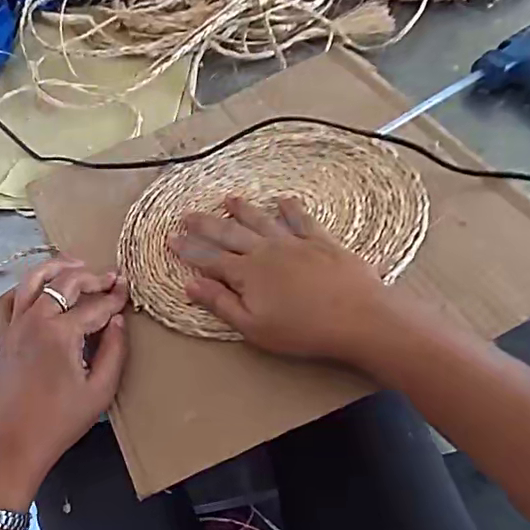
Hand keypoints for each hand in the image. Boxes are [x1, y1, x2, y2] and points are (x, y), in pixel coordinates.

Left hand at [0, 258, 128, 509]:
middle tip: (111, 277)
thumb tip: (118, 321)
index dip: (115, 297)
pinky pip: (7, 301)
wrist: (14, 442)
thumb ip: (114, 351)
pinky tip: (37, 291)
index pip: (95, 305)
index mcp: (61, 333)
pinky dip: (22, 290)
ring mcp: (14, 326)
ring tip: (75, 264)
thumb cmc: (60, 420)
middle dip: (92, 276)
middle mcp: (35, 320)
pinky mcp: (2, 337)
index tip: (128, 290)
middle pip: (65, 282)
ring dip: (56, 268)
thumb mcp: (100, 390)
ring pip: (32, 281)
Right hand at [171, 195, 420, 365]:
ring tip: (228, 199)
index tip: (171, 239)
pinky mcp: (322, 242)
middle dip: (206, 224)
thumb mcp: (253, 327)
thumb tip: (190, 286)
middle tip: (187, 214)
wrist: (358, 318)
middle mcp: (267, 251)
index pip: (209, 258)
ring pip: (262, 221)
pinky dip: (290, 209)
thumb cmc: (303, 330)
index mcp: (247, 274)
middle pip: (230, 234)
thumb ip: (221, 303)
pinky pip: (301, 220)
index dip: (188, 249)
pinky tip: (283, 200)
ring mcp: (295, 243)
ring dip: (243, 210)